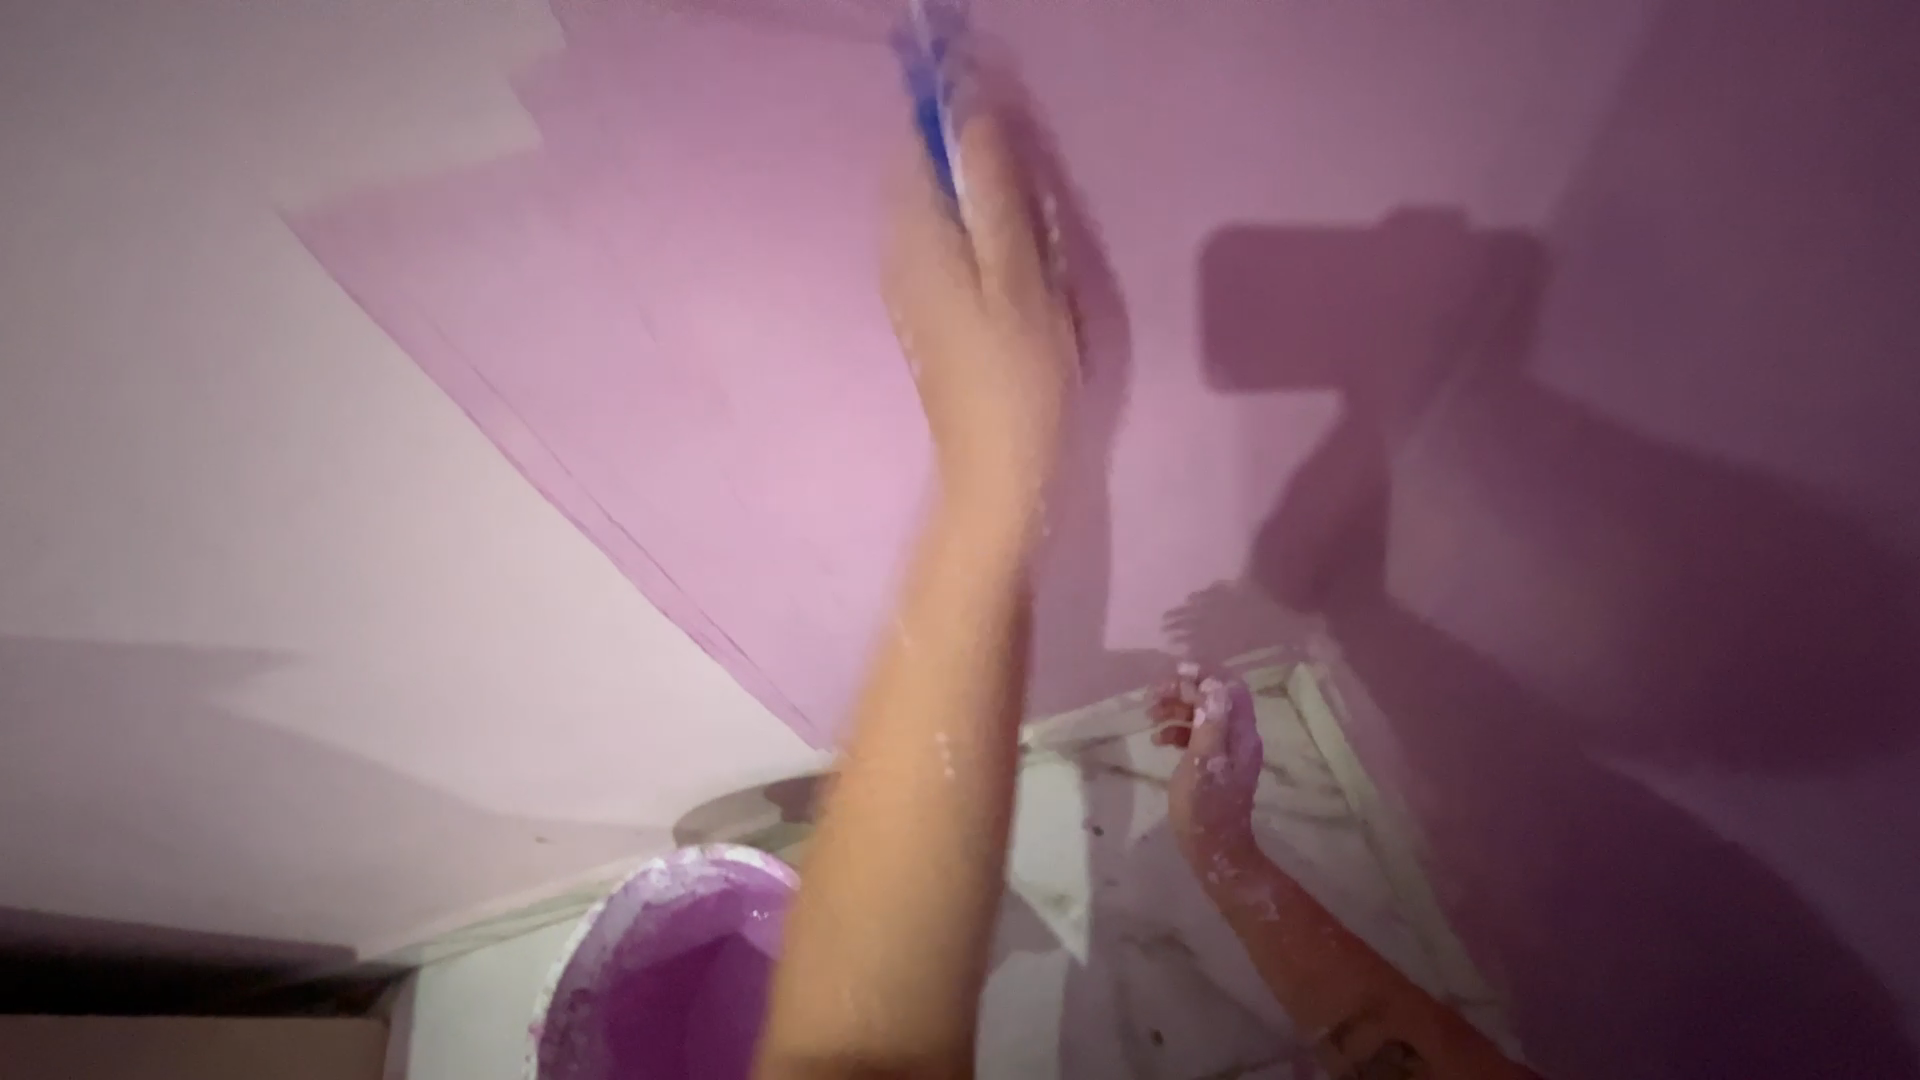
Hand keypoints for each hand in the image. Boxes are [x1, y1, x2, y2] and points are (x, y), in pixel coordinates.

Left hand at [883, 109, 1078, 527]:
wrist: (996, 474)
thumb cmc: (1019, 381)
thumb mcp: (1019, 280)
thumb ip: (994, 195)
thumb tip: (973, 113)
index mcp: (914, 241)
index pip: (915, 144)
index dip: (958, 119)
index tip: (1013, 136)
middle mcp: (897, 258)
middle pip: (925, 178)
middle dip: (976, 166)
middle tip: (1034, 200)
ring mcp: (908, 292)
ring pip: (939, 216)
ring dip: (984, 207)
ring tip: (1034, 239)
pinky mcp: (927, 319)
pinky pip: (947, 252)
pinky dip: (980, 243)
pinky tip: (1017, 274)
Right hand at [1154, 669, 1262, 877]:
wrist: (1214, 850)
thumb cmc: (1205, 807)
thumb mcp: (1204, 761)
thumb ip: (1210, 721)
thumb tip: (1209, 684)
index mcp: (1240, 733)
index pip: (1228, 687)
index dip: (1203, 675)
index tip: (1172, 674)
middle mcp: (1238, 736)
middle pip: (1213, 697)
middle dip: (1183, 690)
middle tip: (1152, 695)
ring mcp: (1227, 750)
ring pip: (1203, 713)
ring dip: (1177, 708)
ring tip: (1150, 715)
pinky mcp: (1214, 763)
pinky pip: (1197, 733)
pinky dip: (1177, 729)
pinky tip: (1159, 739)